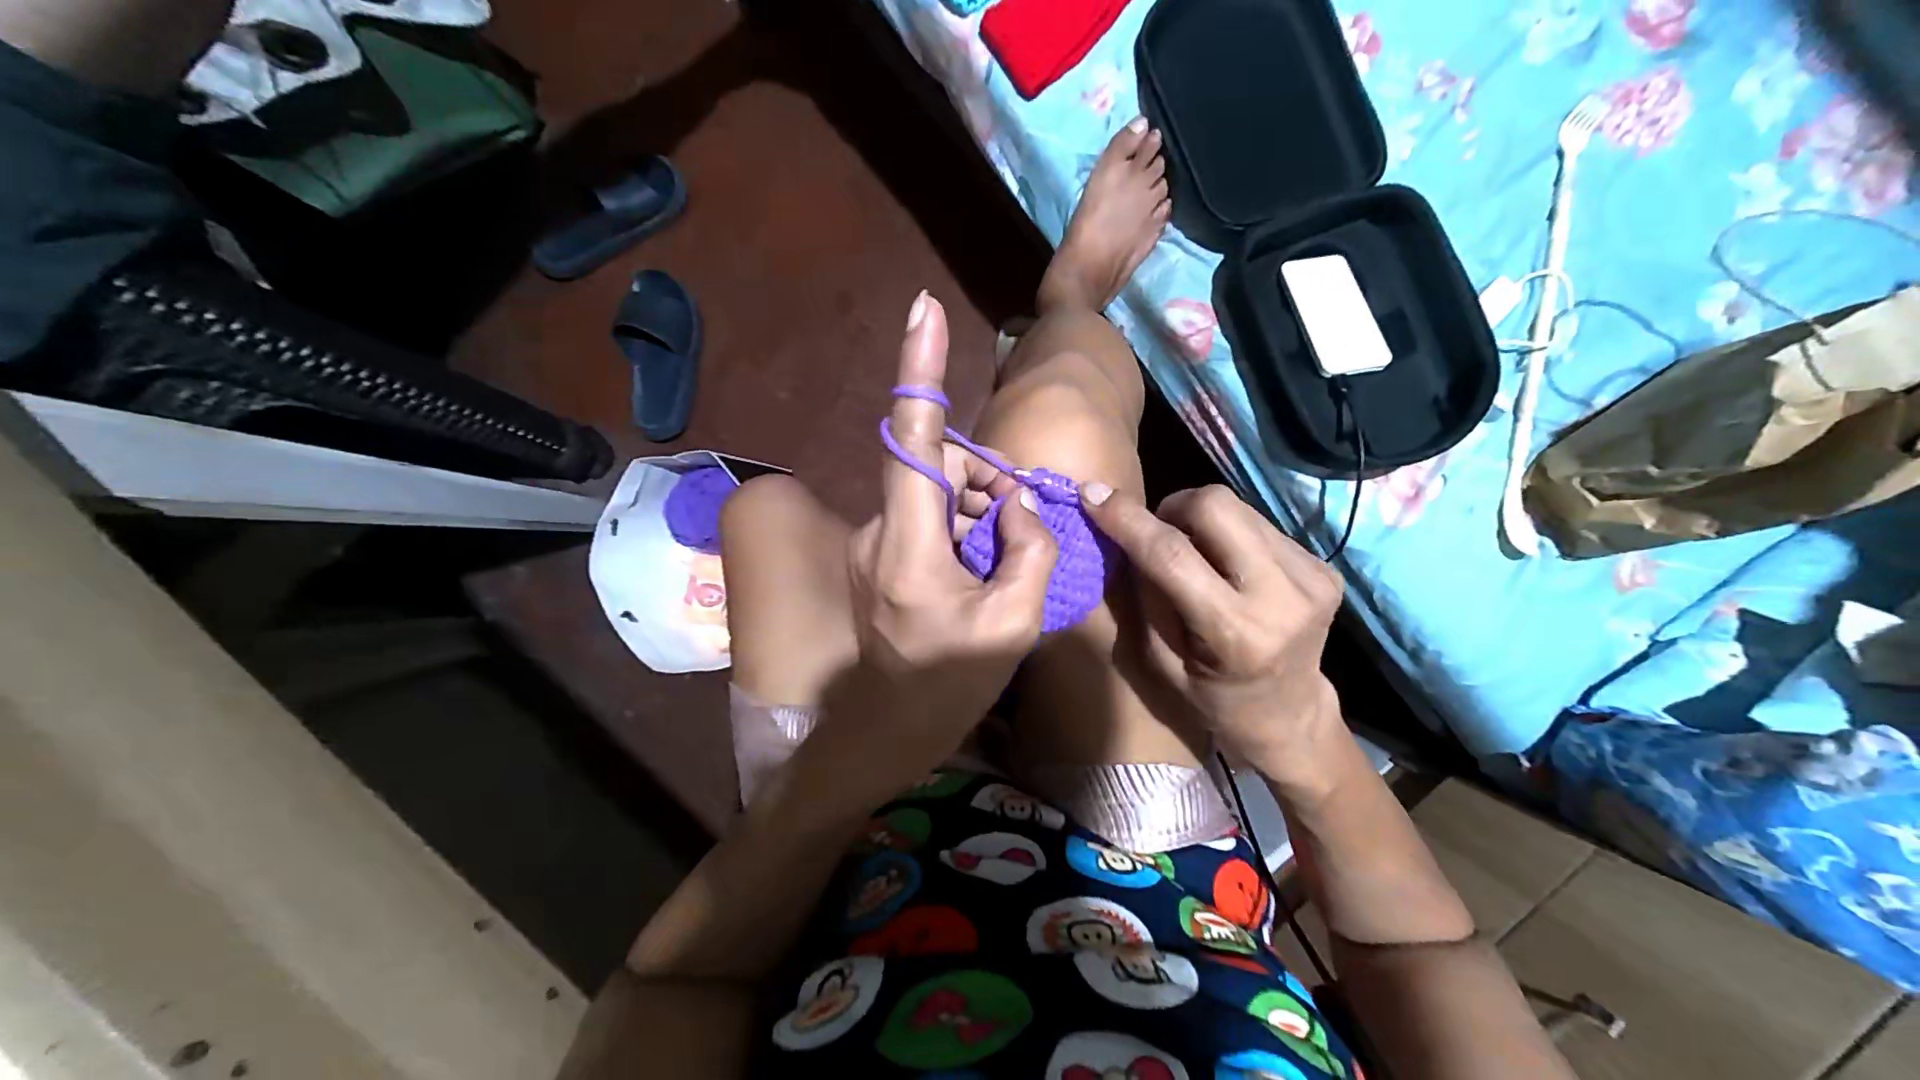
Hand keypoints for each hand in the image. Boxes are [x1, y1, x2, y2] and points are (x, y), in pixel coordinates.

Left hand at [830, 292, 1058, 793]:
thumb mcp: (1014, 624)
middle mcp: (878, 530)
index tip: (921, 307)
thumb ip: (1028, 549)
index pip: (912, 439)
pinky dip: (958, 527)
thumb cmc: (949, 686)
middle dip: (983, 480)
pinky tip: (977, 569)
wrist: (885, 731)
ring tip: (999, 563)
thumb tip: (1017, 503)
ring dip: (974, 509)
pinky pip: (924, 516)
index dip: (918, 370)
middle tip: (1018, 532)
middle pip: (937, 466)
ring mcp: (871, 542)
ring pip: (933, 492)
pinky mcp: (874, 554)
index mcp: (907, 546)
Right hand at [1082, 483, 1345, 785]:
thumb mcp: (1160, 660)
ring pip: (1238, 506)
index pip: (1173, 556)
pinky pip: (1258, 522)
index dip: (1128, 520)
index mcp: (1236, 633)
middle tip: (1158, 535)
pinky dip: (1229, 533)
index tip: (1093, 495)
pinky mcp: (1324, 565)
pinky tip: (1228, 566)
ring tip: (1195, 555)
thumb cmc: (1211, 698)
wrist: (1290, 714)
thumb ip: (1145, 594)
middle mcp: (1283, 596)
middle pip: (1215, 506)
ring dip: (1201, 520)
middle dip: (1173, 508)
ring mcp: (1311, 576)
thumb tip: (1123, 531)